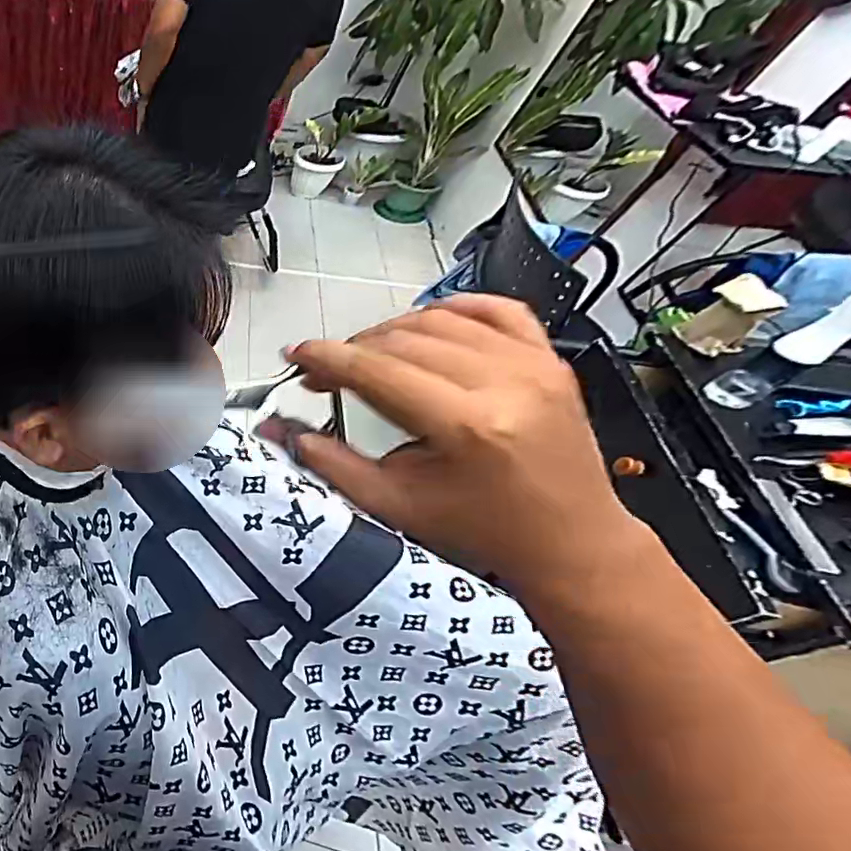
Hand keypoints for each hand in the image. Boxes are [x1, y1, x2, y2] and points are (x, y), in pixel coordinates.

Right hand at [258, 294, 642, 584]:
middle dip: (352, 350)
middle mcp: (506, 384)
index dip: (327, 357)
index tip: (298, 355)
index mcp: (466, 426)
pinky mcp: (549, 361)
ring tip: (368, 356)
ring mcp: (534, 367)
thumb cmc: (483, 530)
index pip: (377, 369)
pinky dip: (453, 309)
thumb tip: (282, 430)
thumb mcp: (393, 503)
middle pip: (403, 338)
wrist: (568, 541)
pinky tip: (427, 325)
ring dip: (391, 331)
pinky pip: (496, 310)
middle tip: (325, 372)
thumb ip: (331, 461)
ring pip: (441, 319)